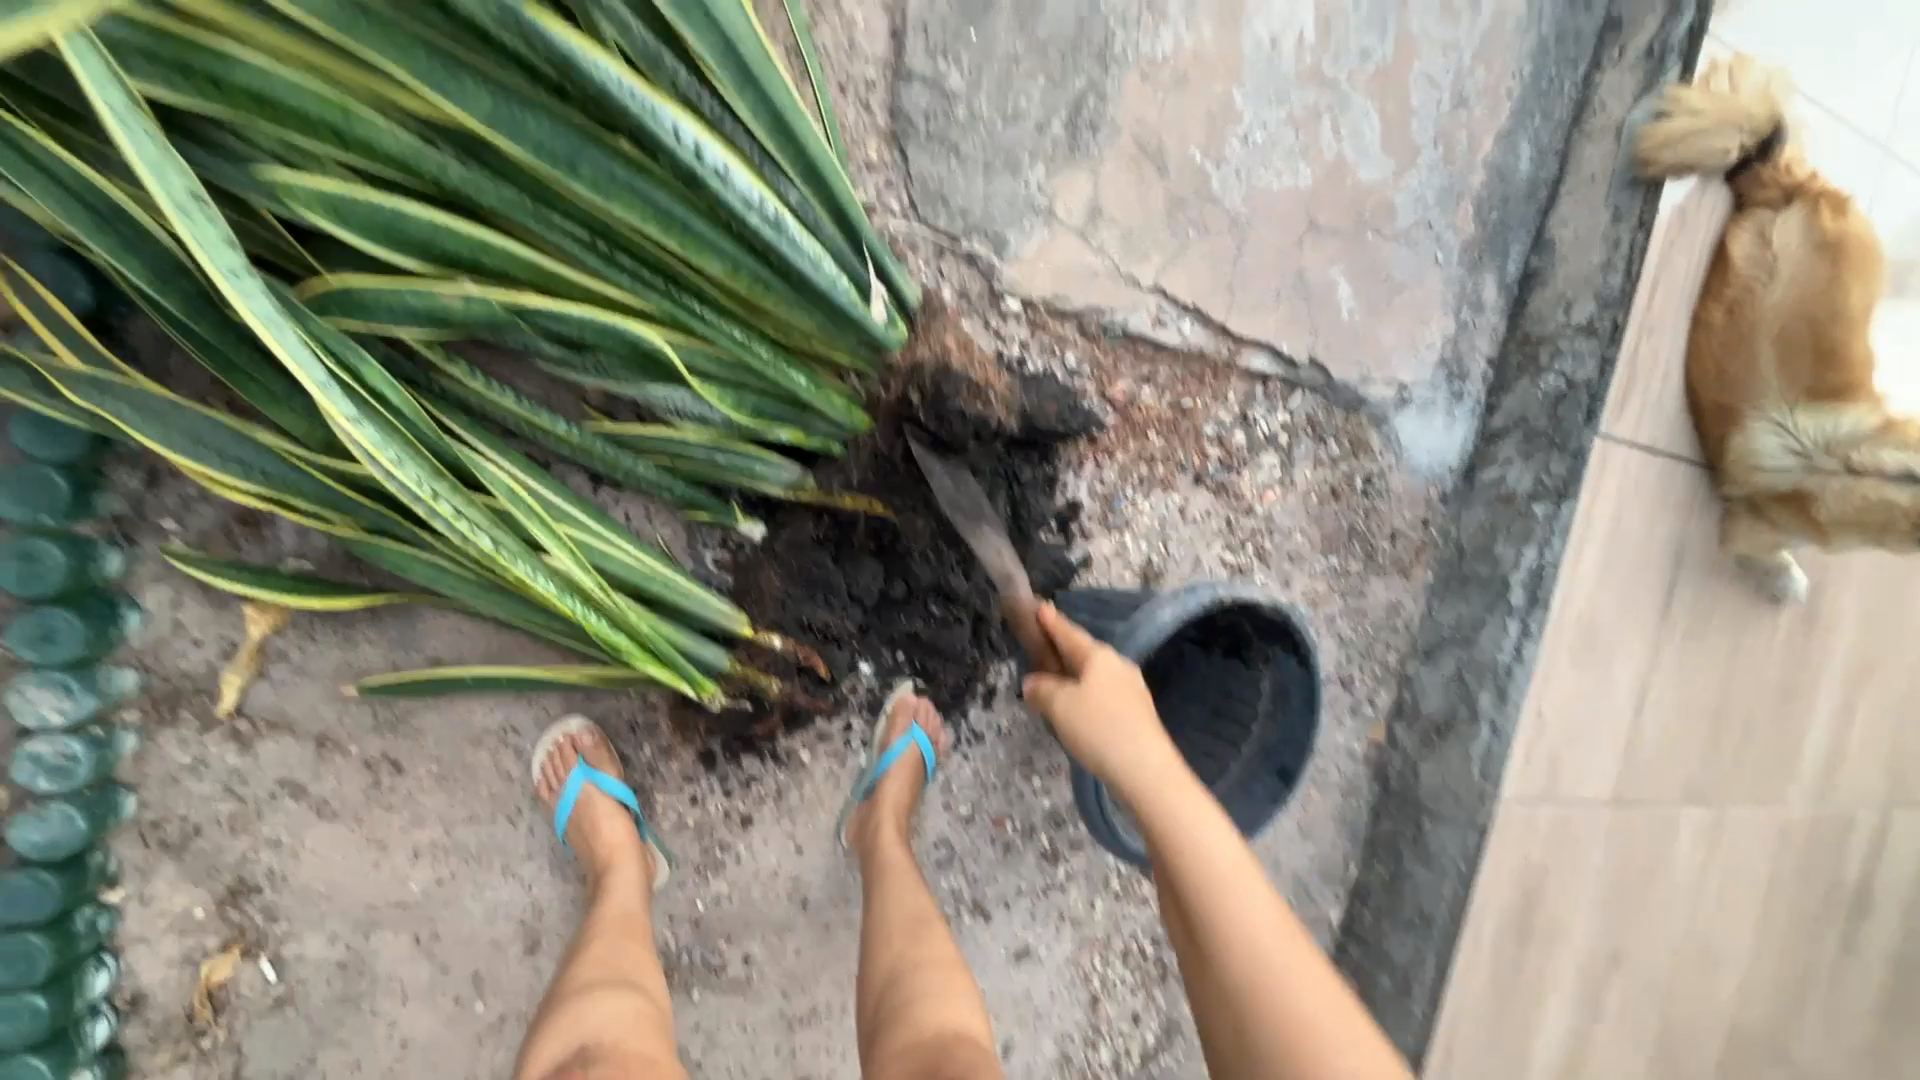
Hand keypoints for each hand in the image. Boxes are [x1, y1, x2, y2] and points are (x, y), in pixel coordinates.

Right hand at [1021, 603, 1179, 793]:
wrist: (1146, 770)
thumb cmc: (1098, 728)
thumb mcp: (1059, 706)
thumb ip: (1041, 690)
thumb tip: (1033, 682)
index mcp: (1099, 656)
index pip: (1069, 634)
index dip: (1051, 622)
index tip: (1040, 607)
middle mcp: (1118, 666)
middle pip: (1084, 654)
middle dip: (1062, 652)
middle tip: (1042, 648)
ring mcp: (1132, 689)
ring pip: (1095, 677)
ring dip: (1074, 678)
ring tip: (1055, 685)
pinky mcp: (1137, 713)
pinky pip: (1104, 696)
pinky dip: (1086, 697)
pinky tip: (1078, 711)